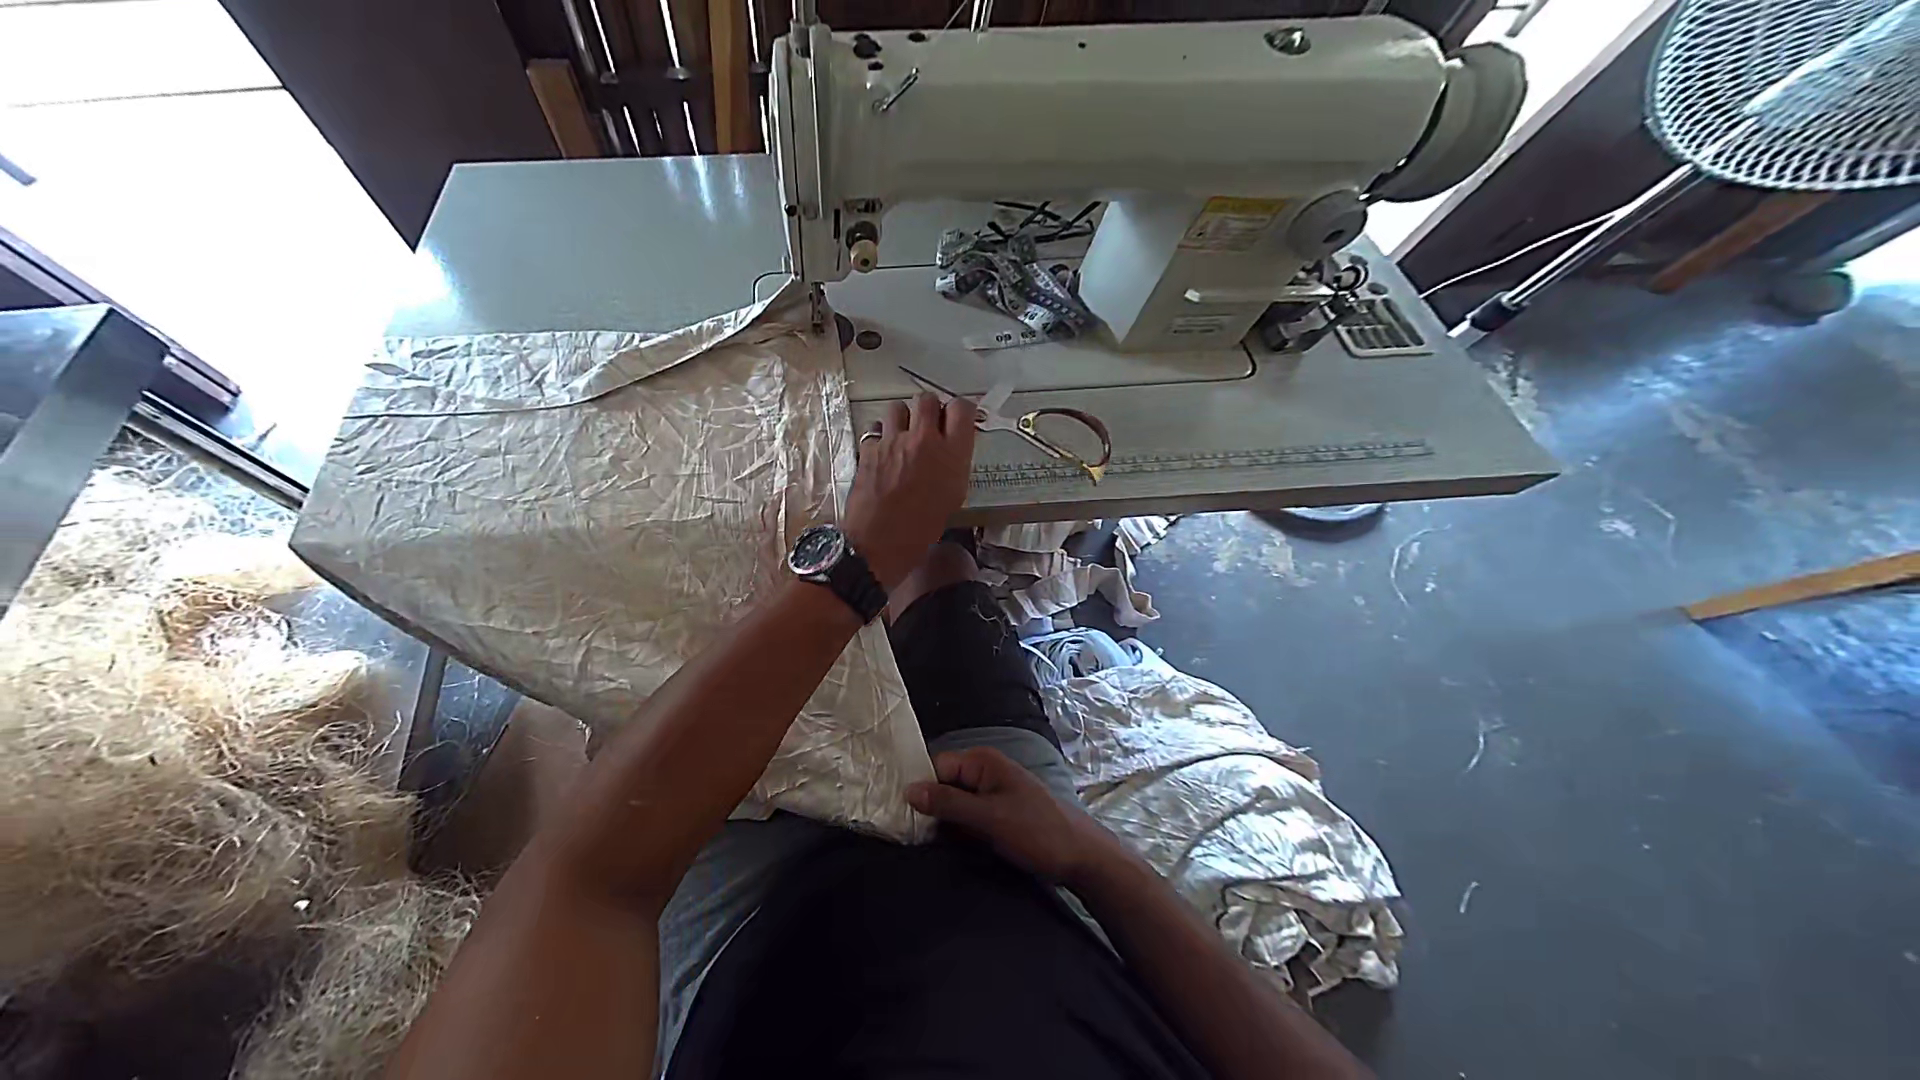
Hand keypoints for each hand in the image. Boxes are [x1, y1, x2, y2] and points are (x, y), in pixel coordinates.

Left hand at [842, 392, 976, 589]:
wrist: (878, 543)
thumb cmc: (920, 530)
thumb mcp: (953, 497)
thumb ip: (955, 465)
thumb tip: (953, 449)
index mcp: (952, 453)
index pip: (962, 408)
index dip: (962, 410)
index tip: (959, 417)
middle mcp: (923, 440)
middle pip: (928, 399)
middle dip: (930, 409)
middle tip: (930, 425)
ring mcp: (893, 442)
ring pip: (898, 407)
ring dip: (904, 418)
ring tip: (905, 436)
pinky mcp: (869, 449)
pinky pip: (877, 428)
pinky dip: (882, 435)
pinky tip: (885, 451)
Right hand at [905, 746, 1129, 886]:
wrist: (1081, 858)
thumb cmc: (1037, 832)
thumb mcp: (989, 818)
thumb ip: (948, 803)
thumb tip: (908, 789)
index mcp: (983, 762)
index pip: (937, 765)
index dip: (918, 786)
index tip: (896, 811)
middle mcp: (985, 772)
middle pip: (943, 784)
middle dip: (927, 805)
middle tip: (904, 831)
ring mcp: (992, 794)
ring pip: (953, 803)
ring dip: (940, 820)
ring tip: (917, 840)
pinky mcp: (996, 815)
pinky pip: (967, 817)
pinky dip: (955, 829)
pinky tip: (941, 845)